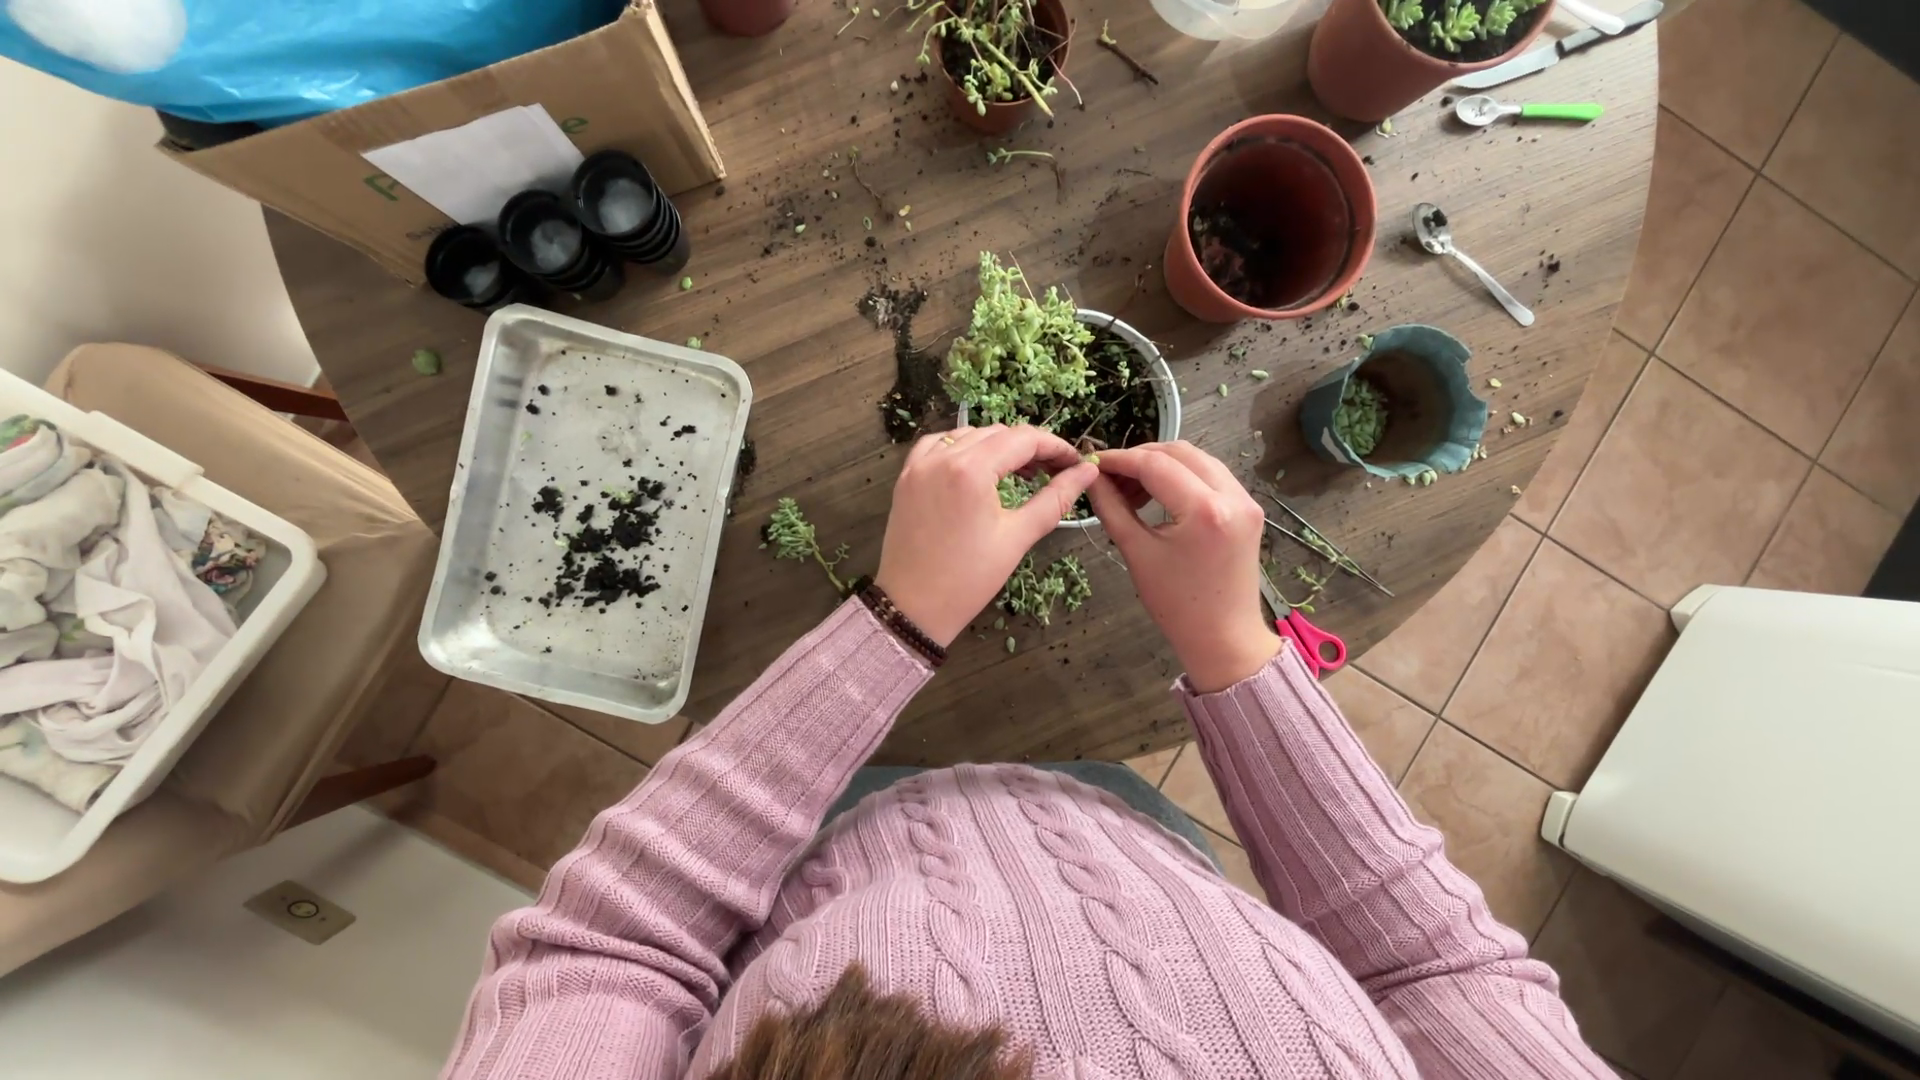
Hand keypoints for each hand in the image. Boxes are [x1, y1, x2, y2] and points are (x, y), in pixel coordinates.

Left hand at [875, 424, 1096, 646]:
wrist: (912, 607)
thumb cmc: (968, 580)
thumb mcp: (1017, 538)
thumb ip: (1055, 498)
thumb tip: (1087, 472)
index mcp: (971, 470)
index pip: (1023, 439)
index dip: (1055, 447)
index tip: (1075, 463)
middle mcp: (941, 458)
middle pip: (997, 433)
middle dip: (1029, 447)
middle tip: (1053, 471)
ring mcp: (918, 466)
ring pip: (967, 435)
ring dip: (997, 445)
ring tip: (1020, 471)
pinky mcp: (906, 479)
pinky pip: (937, 446)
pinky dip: (961, 448)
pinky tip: (976, 467)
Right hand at [1086, 442, 1279, 691]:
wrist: (1224, 637)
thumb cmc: (1176, 604)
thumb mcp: (1137, 553)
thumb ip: (1112, 508)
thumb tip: (1092, 478)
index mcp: (1204, 510)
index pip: (1155, 465)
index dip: (1119, 459)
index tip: (1093, 462)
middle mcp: (1232, 496)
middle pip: (1179, 452)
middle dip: (1141, 457)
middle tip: (1111, 475)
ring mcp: (1246, 500)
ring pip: (1197, 459)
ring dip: (1162, 463)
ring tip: (1132, 487)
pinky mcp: (1249, 508)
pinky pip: (1211, 475)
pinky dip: (1183, 476)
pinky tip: (1159, 494)